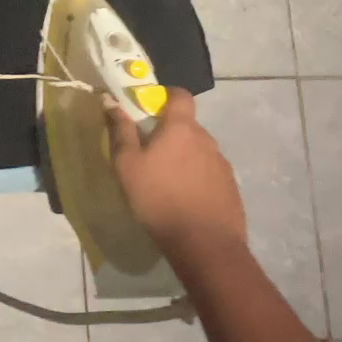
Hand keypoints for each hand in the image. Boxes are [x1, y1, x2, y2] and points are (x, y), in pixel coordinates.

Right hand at [106, 88, 246, 259]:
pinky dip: (196, 177)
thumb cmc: (158, 197)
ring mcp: (222, 165)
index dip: (167, 95)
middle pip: (188, 125)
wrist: (205, 246)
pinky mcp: (231, 189)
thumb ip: (120, 129)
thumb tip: (109, 99)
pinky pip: (210, 172)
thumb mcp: (127, 164)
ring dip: (184, 156)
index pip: (181, 95)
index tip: (150, 108)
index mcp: (181, 128)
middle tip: (149, 151)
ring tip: (166, 179)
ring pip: (199, 150)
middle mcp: (206, 140)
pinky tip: (184, 198)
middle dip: (170, 132)